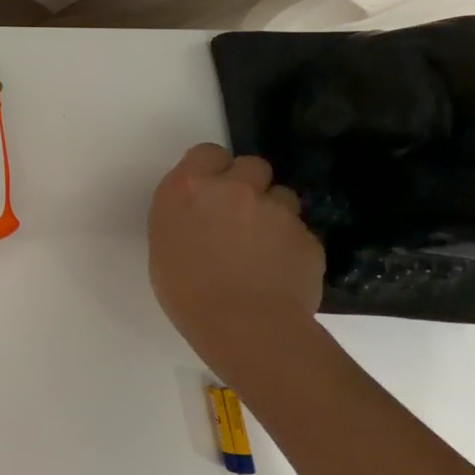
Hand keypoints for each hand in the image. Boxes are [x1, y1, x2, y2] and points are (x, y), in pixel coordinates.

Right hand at [148, 143, 324, 373]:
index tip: (208, 188)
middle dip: (248, 183)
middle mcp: (235, 189)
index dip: (211, 168)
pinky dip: (290, 244)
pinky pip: (300, 231)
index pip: (208, 152)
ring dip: (273, 212)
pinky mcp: (309, 238)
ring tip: (262, 244)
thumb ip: (187, 213)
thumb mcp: (165, 239)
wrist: (243, 323)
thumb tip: (203, 215)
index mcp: (189, 187)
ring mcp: (278, 211)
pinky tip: (278, 269)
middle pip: (253, 165)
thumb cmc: (183, 286)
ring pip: (282, 197)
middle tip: (238, 212)